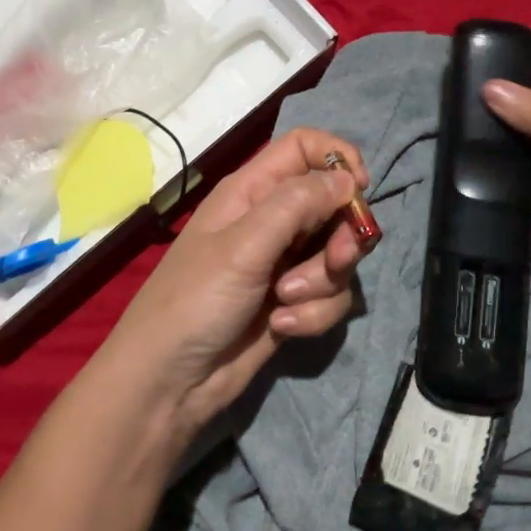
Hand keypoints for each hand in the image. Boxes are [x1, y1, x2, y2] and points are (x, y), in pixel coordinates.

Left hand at [99, 128, 368, 437]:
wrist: (169, 382)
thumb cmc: (195, 300)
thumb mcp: (244, 245)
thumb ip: (298, 204)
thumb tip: (348, 178)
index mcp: (252, 191)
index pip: (304, 148)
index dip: (337, 158)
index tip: (360, 190)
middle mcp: (271, 220)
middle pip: (334, 204)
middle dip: (342, 235)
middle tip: (335, 260)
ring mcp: (284, 263)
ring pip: (338, 255)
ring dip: (322, 283)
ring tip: (285, 302)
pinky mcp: (293, 303)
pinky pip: (331, 296)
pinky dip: (315, 313)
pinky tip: (282, 327)